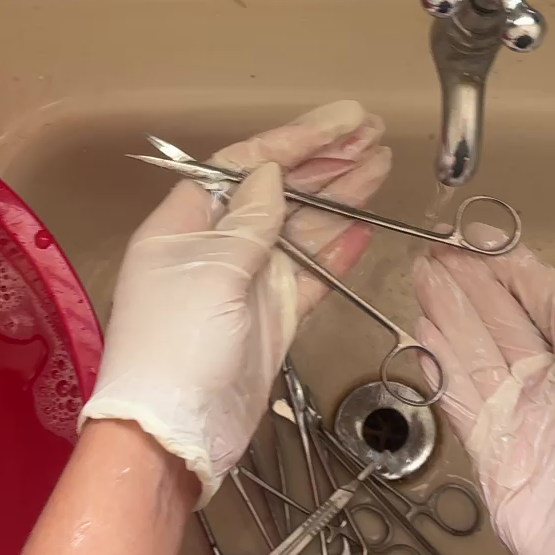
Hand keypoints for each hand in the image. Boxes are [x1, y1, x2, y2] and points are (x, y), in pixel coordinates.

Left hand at [81, 101, 391, 501]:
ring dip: (338, 197)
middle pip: (275, 192)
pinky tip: (364, 224)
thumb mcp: (210, 272)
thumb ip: (247, 222)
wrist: (176, 431)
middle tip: (370, 133)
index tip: (339, 123)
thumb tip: (269, 174)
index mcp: (187, 225)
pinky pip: (311, 274)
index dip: (290, 142)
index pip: (241, 167)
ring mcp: (248, 282)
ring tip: (379, 163)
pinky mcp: (273, 315)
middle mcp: (219, 246)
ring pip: (300, 229)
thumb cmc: (179, 343)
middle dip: (322, 162)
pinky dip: (336, 251)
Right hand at [413, 230, 554, 554]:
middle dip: (471, 286)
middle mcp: (547, 392)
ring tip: (423, 278)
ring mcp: (514, 422)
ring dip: (447, 315)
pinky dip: (438, 366)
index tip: (486, 243)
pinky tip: (423, 334)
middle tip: (439, 250)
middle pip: (499, 327)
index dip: (516, 275)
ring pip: (472, 355)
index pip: (546, 312)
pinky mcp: (488, 456)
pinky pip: (458, 401)